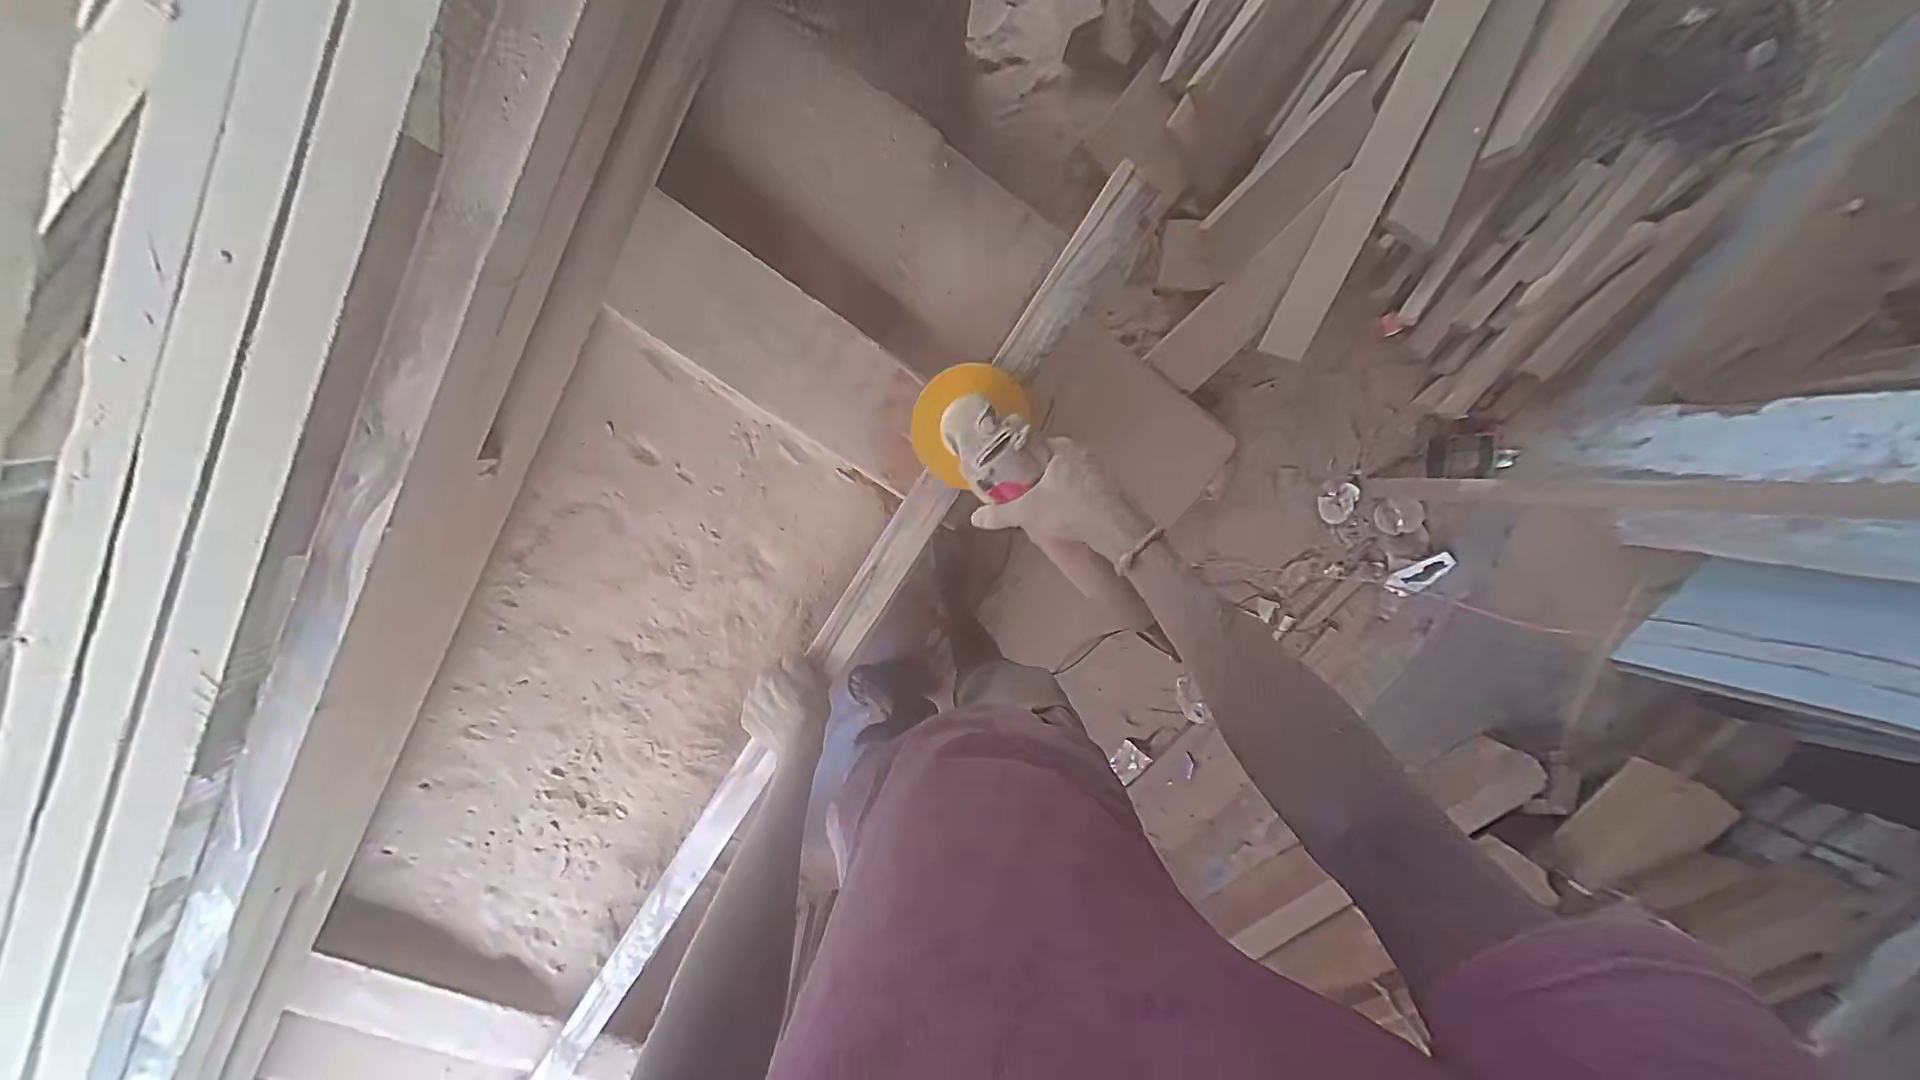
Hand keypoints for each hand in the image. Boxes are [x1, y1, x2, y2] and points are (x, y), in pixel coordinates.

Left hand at [741, 654, 829, 753]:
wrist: (798, 744)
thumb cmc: (813, 712)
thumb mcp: (818, 683)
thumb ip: (805, 668)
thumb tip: (798, 662)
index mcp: (778, 668)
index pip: (787, 659)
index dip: (797, 668)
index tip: (803, 678)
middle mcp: (759, 680)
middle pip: (770, 674)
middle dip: (779, 681)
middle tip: (792, 695)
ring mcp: (749, 700)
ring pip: (760, 691)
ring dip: (768, 696)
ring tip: (781, 710)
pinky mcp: (745, 717)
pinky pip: (754, 708)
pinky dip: (761, 712)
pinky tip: (773, 721)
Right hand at [970, 438, 1152, 564]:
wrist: (1116, 528)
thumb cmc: (1069, 510)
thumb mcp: (1028, 512)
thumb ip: (1000, 514)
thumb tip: (975, 518)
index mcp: (1061, 447)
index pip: (1034, 444)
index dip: (1020, 458)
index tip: (1011, 474)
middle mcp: (1082, 451)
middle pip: (1052, 459)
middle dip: (1038, 475)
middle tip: (1025, 493)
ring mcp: (1100, 468)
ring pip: (1070, 474)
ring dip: (1058, 487)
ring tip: (1045, 506)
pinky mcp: (1111, 486)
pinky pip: (1085, 486)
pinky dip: (1075, 497)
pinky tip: (1069, 513)